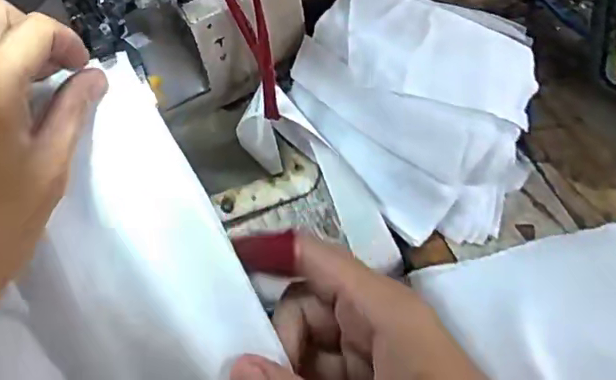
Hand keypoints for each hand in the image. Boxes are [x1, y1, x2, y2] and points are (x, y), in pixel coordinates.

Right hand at [232, 235, 486, 379]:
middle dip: (280, 335)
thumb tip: (234, 363)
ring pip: (319, 339)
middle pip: (308, 300)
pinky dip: (313, 376)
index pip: (310, 252)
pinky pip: (338, 366)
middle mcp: (385, 317)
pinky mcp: (393, 376)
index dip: (265, 249)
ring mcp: (391, 352)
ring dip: (295, 362)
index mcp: (385, 304)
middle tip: (262, 373)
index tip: (221, 256)